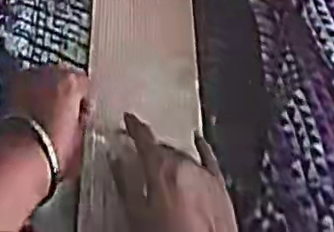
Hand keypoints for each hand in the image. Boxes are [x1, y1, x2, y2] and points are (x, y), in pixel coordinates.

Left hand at [1, 65, 90, 177]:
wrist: (21, 154)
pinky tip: (27, 114)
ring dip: (43, 92)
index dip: (83, 101)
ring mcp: (28, 74)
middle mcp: (50, 71)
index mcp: (71, 82)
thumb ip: (80, 120)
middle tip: (61, 116)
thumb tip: (77, 119)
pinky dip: (27, 95)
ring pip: (41, 79)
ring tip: (41, 115)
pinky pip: (24, 85)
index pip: (83, 83)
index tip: (81, 117)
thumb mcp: (79, 138)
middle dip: (62, 93)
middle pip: (61, 77)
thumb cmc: (55, 150)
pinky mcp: (11, 83)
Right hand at [113, 113, 235, 231]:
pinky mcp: (219, 187)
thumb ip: (124, 183)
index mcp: (160, 166)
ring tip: (164, 172)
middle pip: (162, 148)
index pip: (143, 137)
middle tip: (143, 161)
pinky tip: (199, 141)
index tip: (128, 119)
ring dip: (171, 159)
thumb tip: (114, 160)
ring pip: (182, 156)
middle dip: (152, 153)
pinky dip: (202, 149)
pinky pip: (209, 161)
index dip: (134, 126)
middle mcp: (182, 163)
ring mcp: (203, 174)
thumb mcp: (138, 215)